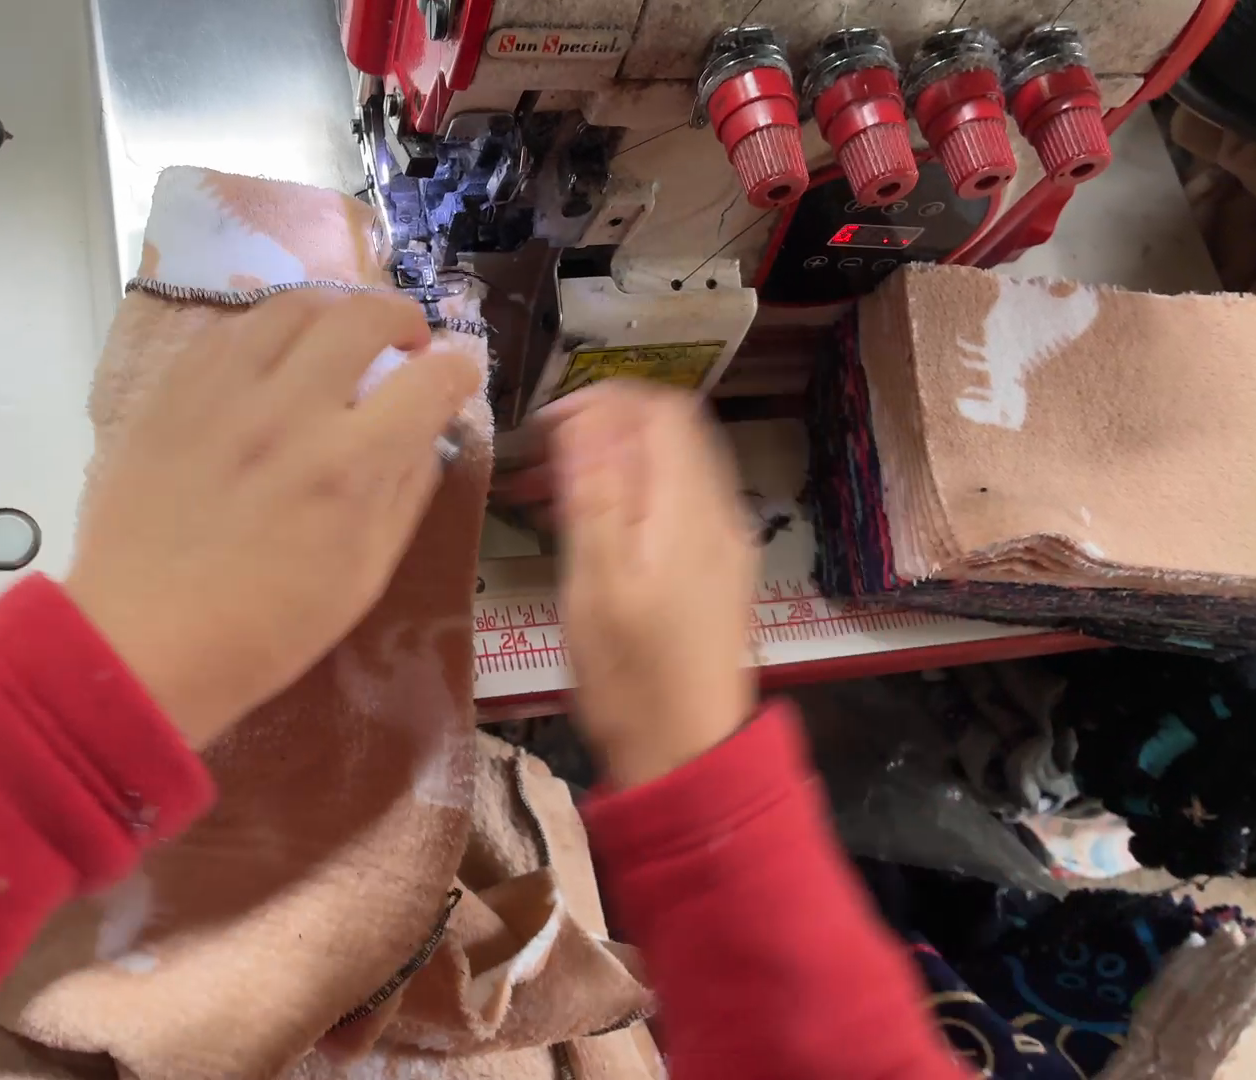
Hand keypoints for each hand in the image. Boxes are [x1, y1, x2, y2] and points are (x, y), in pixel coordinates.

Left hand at [64, 291, 480, 747]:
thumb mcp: (363, 578)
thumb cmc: (265, 630)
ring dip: (336, 308)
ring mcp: (225, 392)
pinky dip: (270, 328)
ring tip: (341, 334)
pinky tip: (274, 356)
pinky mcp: (174, 391)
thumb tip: (426, 436)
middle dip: (402, 314)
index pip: (429, 381)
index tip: (457, 374)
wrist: (144, 640)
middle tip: (406, 337)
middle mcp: (292, 409)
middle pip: (363, 316)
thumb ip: (404, 495)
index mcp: (350, 467)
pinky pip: (231, 328)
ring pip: (293, 304)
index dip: (458, 369)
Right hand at [547, 382, 756, 788]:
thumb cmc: (630, 674)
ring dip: (608, 464)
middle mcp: (716, 513)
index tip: (543, 425)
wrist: (687, 752)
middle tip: (536, 461)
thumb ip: (594, 496)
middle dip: (598, 430)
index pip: (659, 410)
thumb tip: (584, 422)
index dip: (601, 399)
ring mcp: (720, 543)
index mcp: (687, 509)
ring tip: (545, 493)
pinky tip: (586, 528)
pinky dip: (626, 496)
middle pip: (665, 434)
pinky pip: (670, 505)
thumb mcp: (596, 582)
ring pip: (665, 469)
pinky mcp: (712, 570)